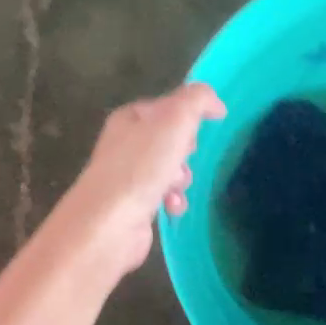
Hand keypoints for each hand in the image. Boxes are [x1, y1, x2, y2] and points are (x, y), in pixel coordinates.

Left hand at [56, 83, 225, 275]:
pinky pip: (163, 196)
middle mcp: (125, 144)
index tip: (197, 133)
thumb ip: (197, 100)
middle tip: (183, 158)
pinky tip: (171, 208)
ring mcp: (127, 176)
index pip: (167, 107)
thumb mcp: (175, 119)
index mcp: (130, 118)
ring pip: (170, 169)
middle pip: (171, 140)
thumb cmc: (141, 166)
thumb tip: (216, 104)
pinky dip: (173, 201)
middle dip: (186, 151)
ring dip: (182, 178)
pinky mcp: (132, 205)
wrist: (109, 223)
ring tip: (175, 187)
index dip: (188, 118)